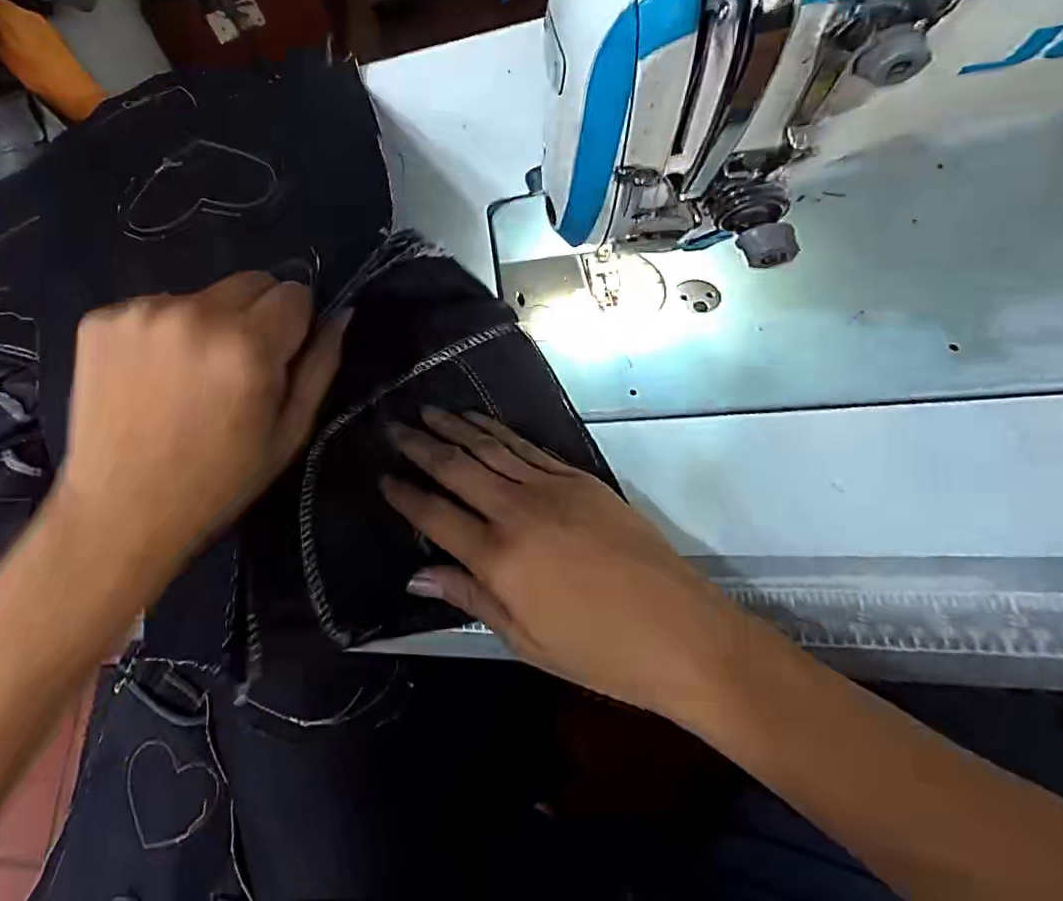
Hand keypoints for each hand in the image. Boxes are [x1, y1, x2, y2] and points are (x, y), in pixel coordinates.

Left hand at [52, 272, 347, 582]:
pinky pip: (156, 307)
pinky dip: (162, 333)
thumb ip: (321, 365)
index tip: (278, 362)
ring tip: (187, 379)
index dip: (294, 326)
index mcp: (248, 346)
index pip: (294, 293)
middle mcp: (196, 314)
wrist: (121, 512)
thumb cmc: (218, 482)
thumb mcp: (289, 434)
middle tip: (235, 370)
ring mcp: (142, 312)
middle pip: (251, 281)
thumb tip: (341, 313)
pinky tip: (150, 377)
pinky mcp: (100, 320)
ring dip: (208, 324)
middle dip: (256, 316)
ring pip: (203, 295)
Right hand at [381, 407, 789, 725]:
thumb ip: (469, 597)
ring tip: (428, 411)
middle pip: (457, 468)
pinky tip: (479, 421)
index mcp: (498, 558)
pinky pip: (528, 447)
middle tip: (392, 425)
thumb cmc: (597, 651)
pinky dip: (499, 431)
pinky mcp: (580, 478)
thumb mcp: (524, 639)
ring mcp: (552, 488)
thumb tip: (417, 576)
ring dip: (455, 427)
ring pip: (490, 448)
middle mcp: (518, 512)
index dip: (405, 494)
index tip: (382, 476)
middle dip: (420, 445)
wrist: (681, 631)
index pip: (436, 515)